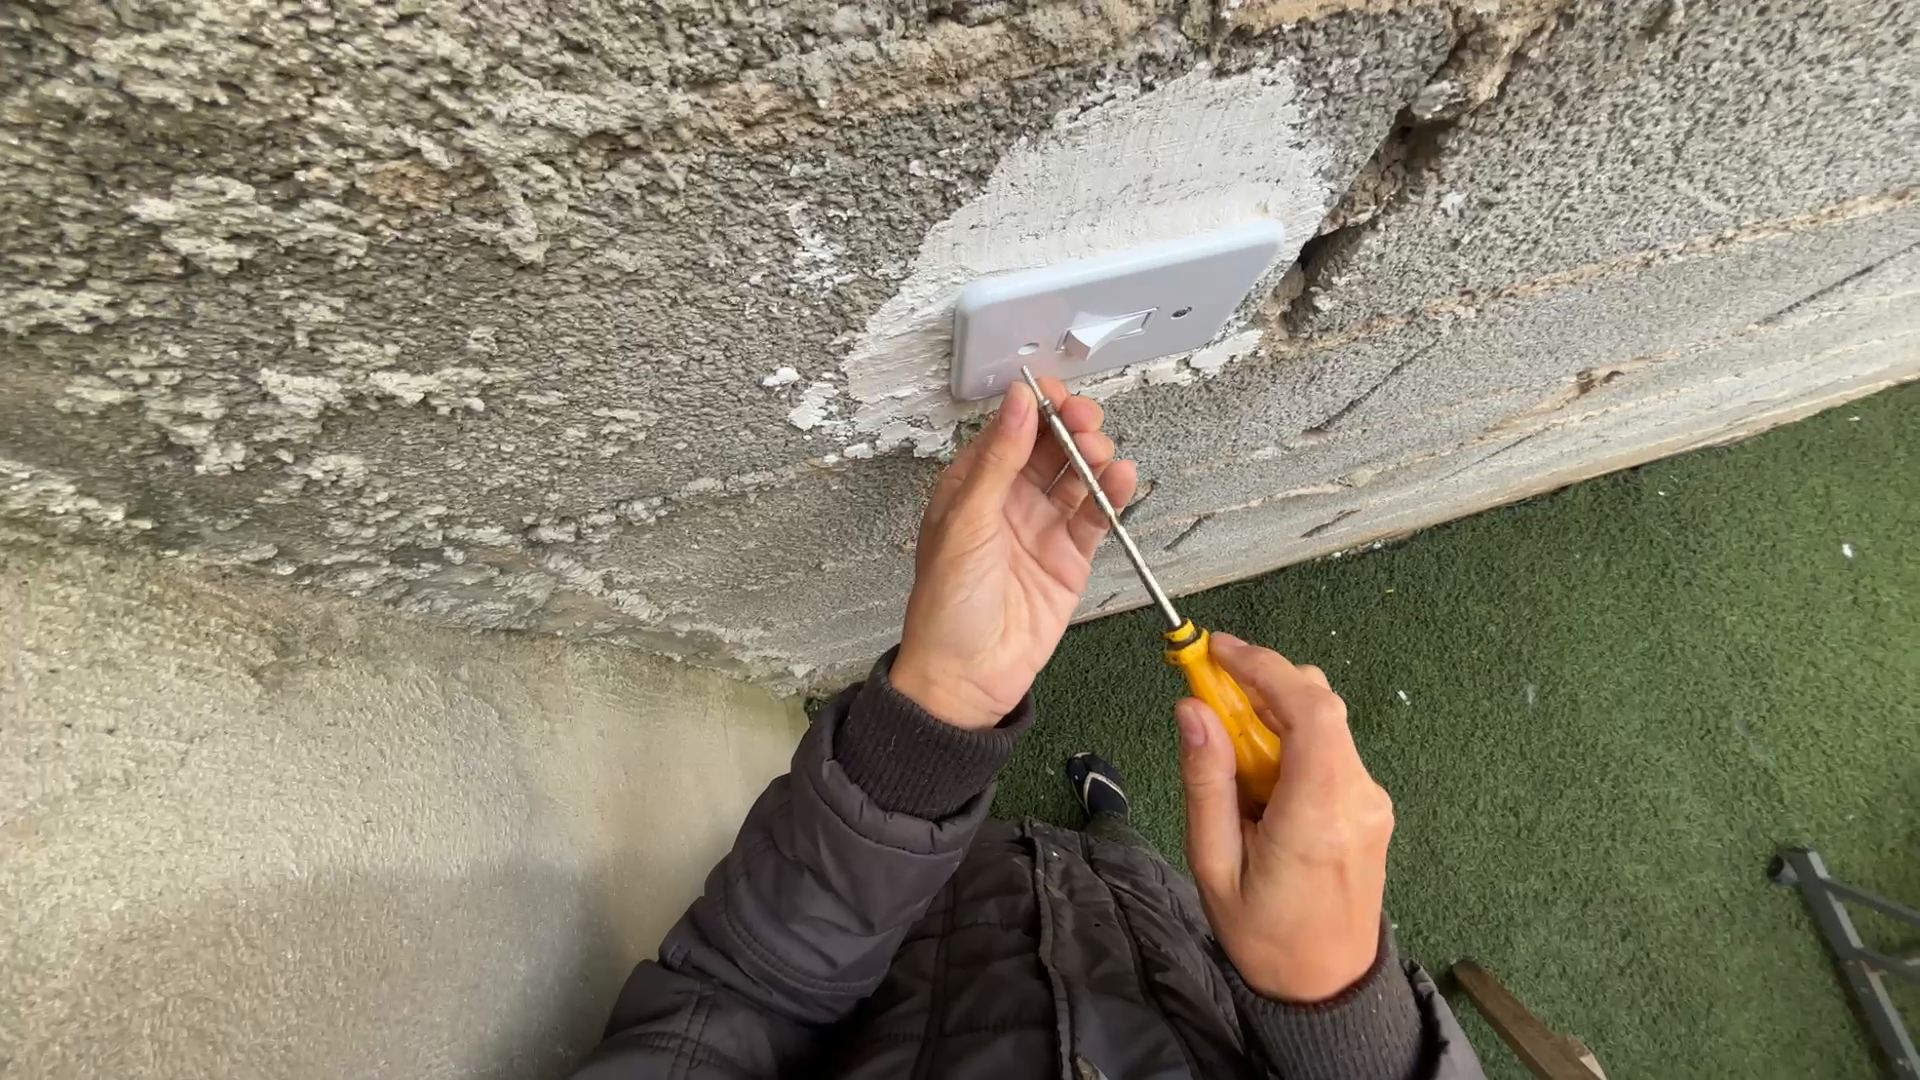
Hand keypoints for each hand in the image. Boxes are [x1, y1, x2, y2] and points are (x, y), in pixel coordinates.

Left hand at [890, 377, 1137, 729]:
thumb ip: (997, 461)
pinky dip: (1110, 495)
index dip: (1033, 409)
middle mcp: (1008, 502)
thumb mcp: (966, 523)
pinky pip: (1095, 516)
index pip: (1008, 432)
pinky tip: (1121, 478)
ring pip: (1075, 477)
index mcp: (971, 487)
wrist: (968, 676)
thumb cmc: (948, 603)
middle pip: (1048, 449)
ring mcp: (1041, 528)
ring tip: (1102, 451)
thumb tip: (1019, 402)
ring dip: (1092, 457)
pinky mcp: (1070, 556)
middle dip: (1069, 428)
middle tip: (1086, 420)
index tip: (1055, 393)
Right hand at [1177, 633, 1393, 1002]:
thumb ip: (1205, 780)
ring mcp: (1369, 798)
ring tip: (1222, 740)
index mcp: (1321, 812)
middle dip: (1257, 681)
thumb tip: (1192, 709)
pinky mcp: (1366, 802)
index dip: (1261, 665)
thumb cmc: (1265, 934)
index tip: (1214, 648)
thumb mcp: (1214, 862)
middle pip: (1317, 702)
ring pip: (1320, 718)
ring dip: (1267, 709)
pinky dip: (1283, 733)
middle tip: (1204, 690)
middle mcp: (1358, 795)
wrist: (1327, 990)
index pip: (1309, 707)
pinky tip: (1252, 765)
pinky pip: (1324, 744)